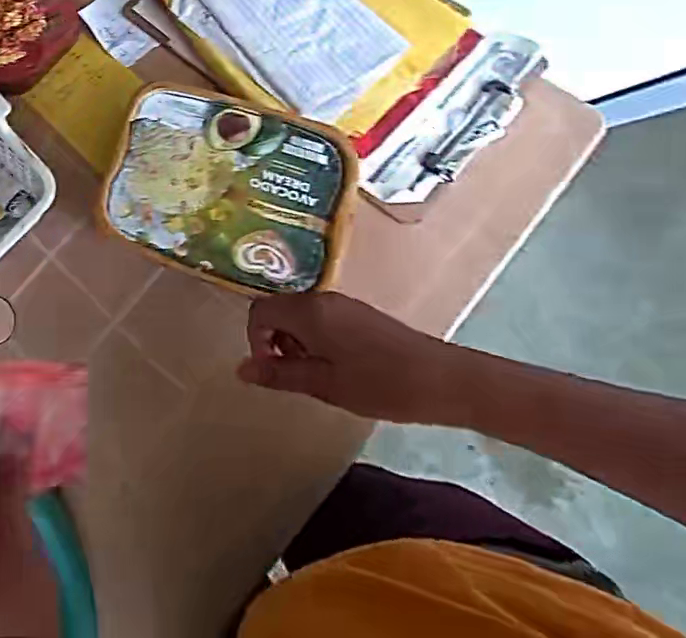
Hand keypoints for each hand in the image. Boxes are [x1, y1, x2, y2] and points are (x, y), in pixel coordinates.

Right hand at [237, 292, 472, 423]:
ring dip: (296, 343)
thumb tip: (240, 370)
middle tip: (298, 375)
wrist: (444, 380)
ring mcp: (342, 304)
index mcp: (308, 312)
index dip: (255, 340)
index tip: (273, 370)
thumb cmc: (380, 385)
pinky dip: (316, 340)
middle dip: (276, 342)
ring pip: (299, 316)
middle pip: (278, 310)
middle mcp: (321, 299)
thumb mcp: (324, 385)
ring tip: (321, 376)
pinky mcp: (358, 314)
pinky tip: (339, 369)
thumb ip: (279, 374)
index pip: (259, 311)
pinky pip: (320, 319)